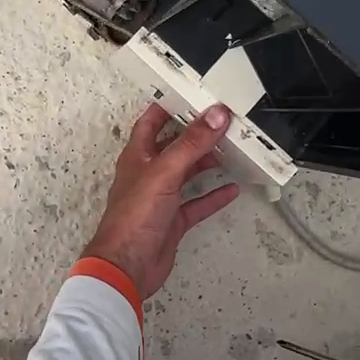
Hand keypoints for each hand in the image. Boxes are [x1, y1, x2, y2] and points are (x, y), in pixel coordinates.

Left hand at [81, 103, 240, 299]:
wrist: (127, 265)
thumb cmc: (132, 219)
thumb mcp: (164, 172)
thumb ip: (191, 144)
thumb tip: (214, 116)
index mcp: (137, 157)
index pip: (150, 122)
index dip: (167, 107)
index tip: (190, 95)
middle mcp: (147, 174)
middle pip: (173, 147)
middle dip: (195, 134)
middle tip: (221, 122)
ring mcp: (160, 199)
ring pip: (187, 174)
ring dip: (207, 162)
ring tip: (231, 150)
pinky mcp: (172, 221)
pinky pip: (196, 204)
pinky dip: (214, 196)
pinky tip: (231, 189)